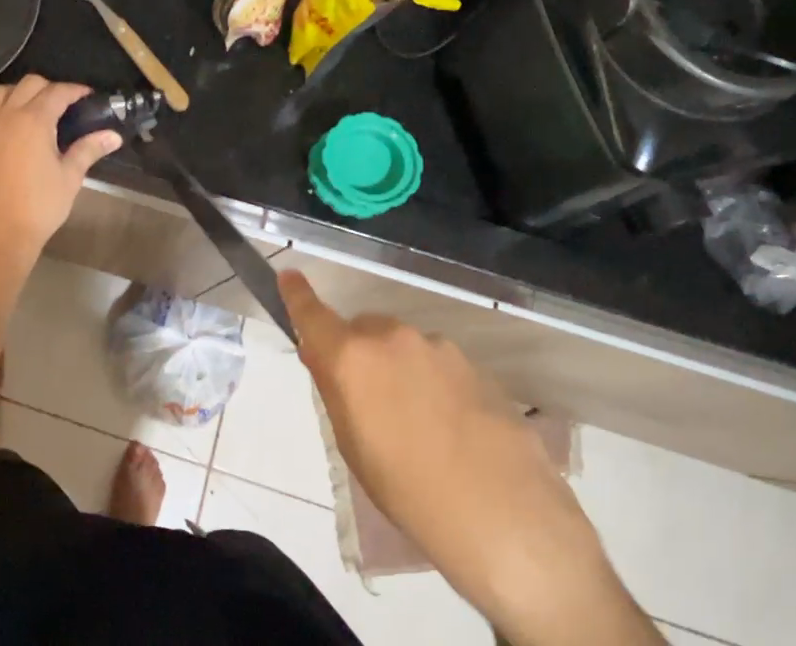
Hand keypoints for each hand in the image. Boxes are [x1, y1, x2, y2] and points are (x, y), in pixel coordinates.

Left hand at [0, 76, 121, 265]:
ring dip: (15, 95)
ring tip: (28, 110)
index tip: (86, 97)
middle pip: (28, 84)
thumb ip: (89, 149)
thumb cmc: (41, 205)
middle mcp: (6, 116)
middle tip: (62, 105)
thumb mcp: (70, 176)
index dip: (75, 91)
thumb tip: (114, 135)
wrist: (3, 233)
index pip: (57, 92)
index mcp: (34, 120)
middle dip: (48, 88)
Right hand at [277, 271, 658, 645]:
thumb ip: (335, 391)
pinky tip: (449, 431)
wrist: (506, 519)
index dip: (298, 295)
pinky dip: (432, 385)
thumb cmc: (408, 491)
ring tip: (413, 426)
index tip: (289, 277)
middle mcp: (395, 339)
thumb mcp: (352, 446)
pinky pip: (439, 366)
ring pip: (404, 348)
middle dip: (357, 352)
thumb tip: (323, 357)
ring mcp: (442, 350)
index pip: (313, 313)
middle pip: (363, 330)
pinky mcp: (479, 368)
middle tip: (363, 400)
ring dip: (398, 370)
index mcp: (353, 357)